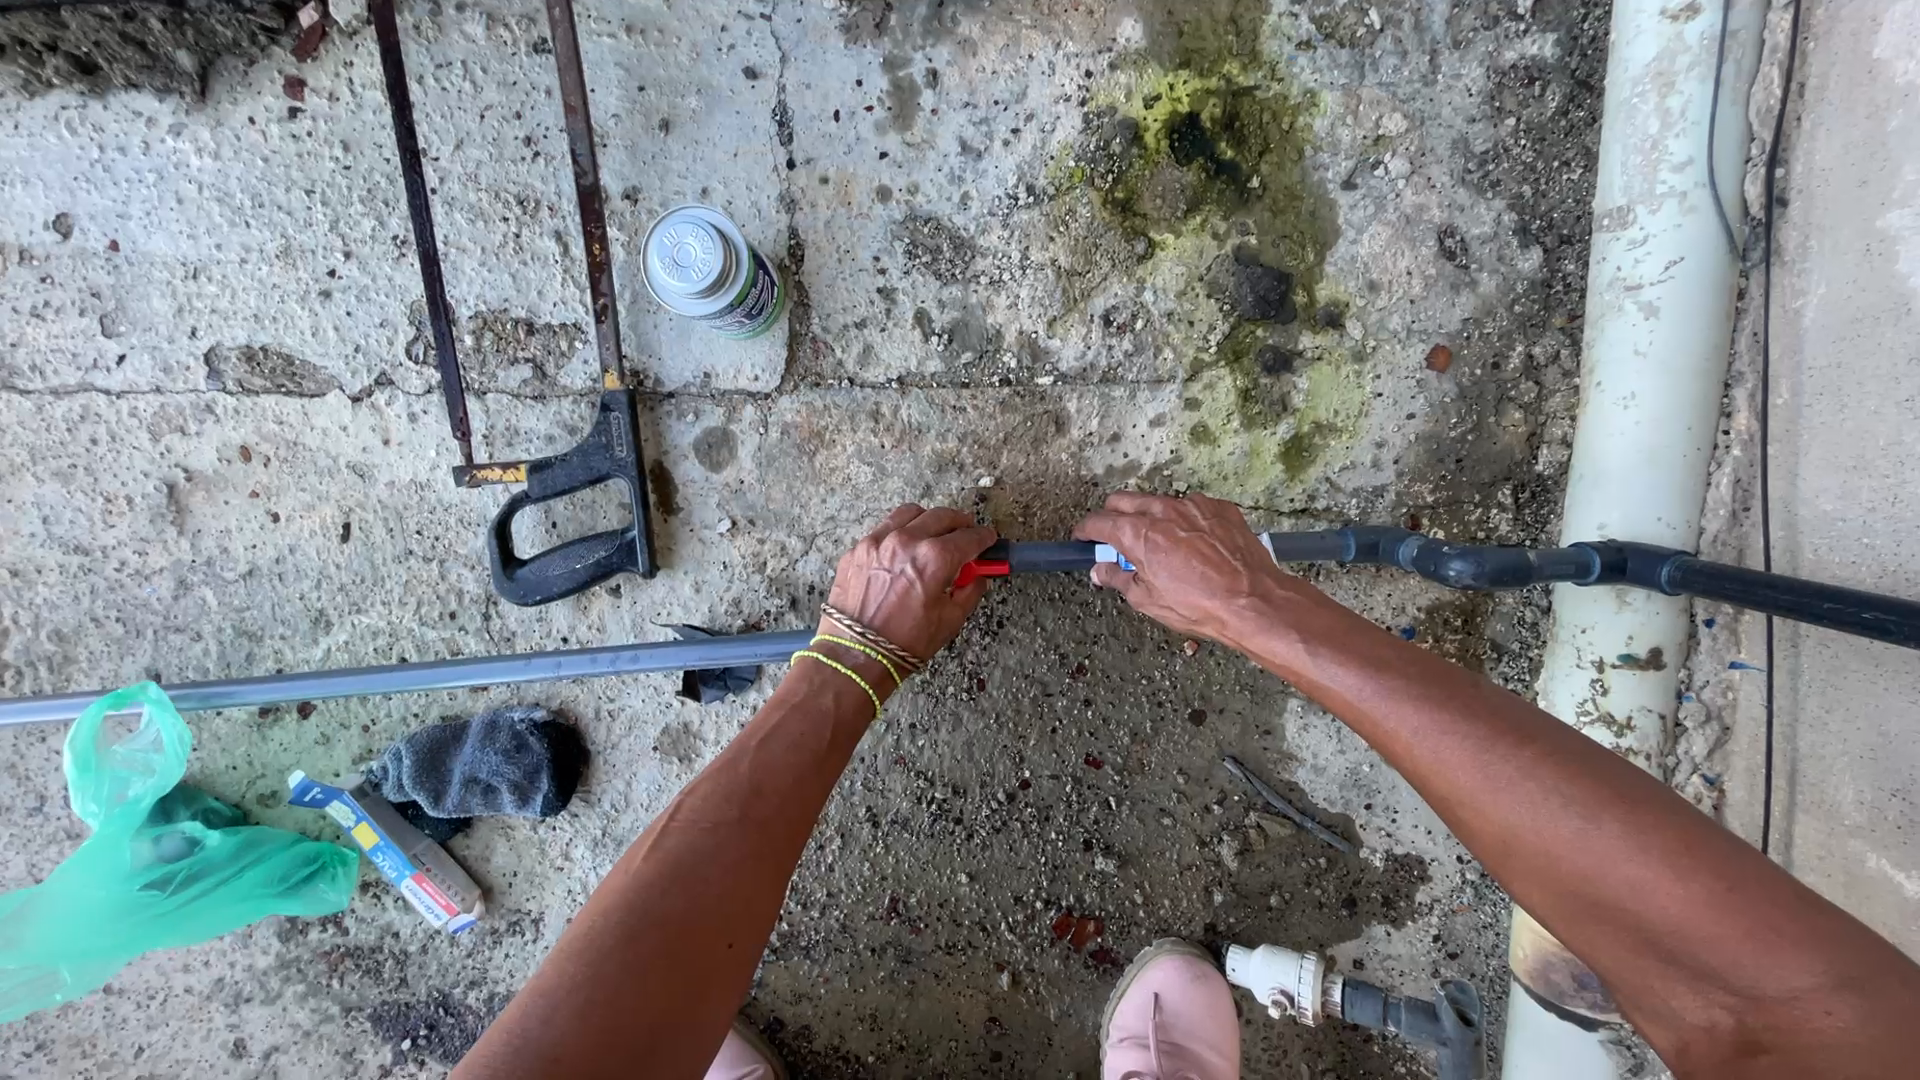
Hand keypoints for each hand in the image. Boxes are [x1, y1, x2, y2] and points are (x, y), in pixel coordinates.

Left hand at [823, 505, 997, 663]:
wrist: (857, 655)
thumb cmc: (904, 643)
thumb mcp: (950, 620)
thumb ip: (971, 590)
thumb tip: (976, 576)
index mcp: (934, 558)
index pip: (969, 537)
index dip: (984, 538)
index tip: (987, 539)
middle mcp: (905, 541)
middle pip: (942, 516)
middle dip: (960, 522)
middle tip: (966, 533)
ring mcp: (877, 541)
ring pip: (910, 513)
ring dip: (929, 519)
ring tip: (935, 533)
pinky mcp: (858, 549)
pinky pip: (884, 528)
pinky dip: (900, 532)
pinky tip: (904, 548)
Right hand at [1073, 492, 1341, 651]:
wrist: (1252, 601)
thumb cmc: (1198, 605)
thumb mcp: (1146, 599)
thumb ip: (1118, 579)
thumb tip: (1102, 572)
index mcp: (1138, 533)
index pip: (1098, 522)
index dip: (1086, 530)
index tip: (1083, 537)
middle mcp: (1163, 511)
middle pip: (1123, 501)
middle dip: (1112, 516)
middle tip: (1115, 538)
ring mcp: (1193, 505)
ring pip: (1159, 502)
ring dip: (1150, 517)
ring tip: (1160, 544)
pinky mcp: (1219, 508)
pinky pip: (1192, 507)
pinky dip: (1184, 521)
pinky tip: (1193, 544)